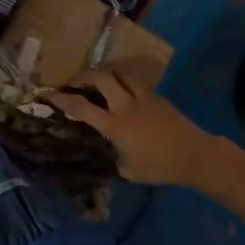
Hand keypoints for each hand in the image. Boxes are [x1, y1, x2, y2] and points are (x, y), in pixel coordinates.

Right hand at [47, 63, 224, 186]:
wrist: (193, 154)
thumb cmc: (159, 167)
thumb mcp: (129, 170)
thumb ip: (116, 158)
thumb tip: (114, 153)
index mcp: (115, 125)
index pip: (82, 107)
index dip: (63, 99)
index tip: (51, 95)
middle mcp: (126, 105)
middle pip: (102, 77)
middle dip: (85, 76)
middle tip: (77, 83)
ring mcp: (145, 98)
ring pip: (122, 74)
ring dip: (108, 75)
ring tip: (102, 82)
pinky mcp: (159, 97)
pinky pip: (138, 84)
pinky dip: (127, 83)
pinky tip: (126, 93)